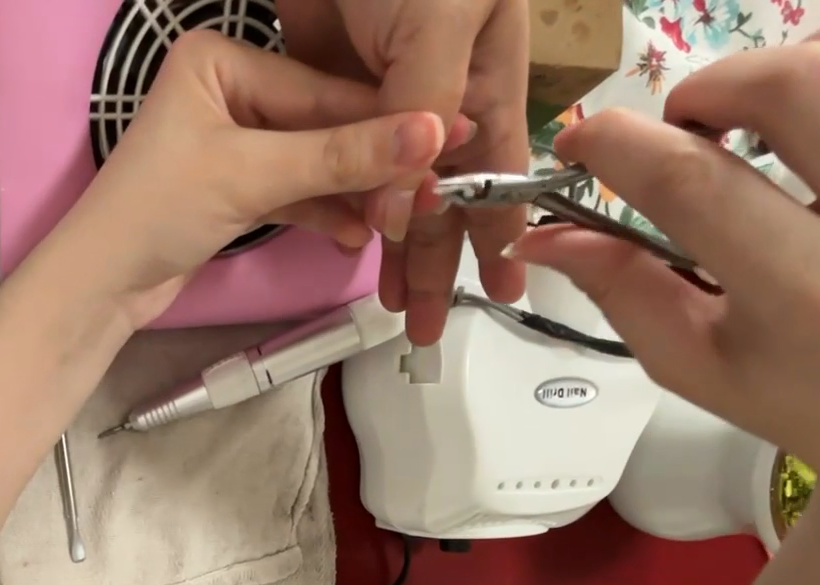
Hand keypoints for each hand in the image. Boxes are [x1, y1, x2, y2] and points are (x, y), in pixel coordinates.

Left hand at [42, 31, 444, 328]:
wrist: (100, 287)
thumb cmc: (154, 214)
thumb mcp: (251, 176)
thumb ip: (339, 157)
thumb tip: (428, 134)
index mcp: (219, 61)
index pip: (319, 89)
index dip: (383, 118)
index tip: (446, 135)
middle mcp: (225, 93)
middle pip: (318, 125)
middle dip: (369, 161)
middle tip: (434, 181)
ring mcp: (228, 143)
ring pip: (307, 163)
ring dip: (348, 193)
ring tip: (397, 217)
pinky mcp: (229, 190)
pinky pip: (288, 193)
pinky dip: (318, 213)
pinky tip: (356, 231)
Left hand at [280, 0, 531, 343]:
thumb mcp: (428, 24)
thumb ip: (416, 119)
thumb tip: (413, 211)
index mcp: (474, 61)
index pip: (490, 162)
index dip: (496, 225)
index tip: (506, 282)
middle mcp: (426, 84)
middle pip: (435, 185)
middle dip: (435, 254)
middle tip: (430, 320)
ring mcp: (367, 93)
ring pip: (382, 182)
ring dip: (387, 239)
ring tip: (393, 300)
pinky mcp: (313, 97)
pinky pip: (329, 163)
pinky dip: (337, 201)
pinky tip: (348, 241)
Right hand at [515, 0, 819, 519]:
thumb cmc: (811, 402)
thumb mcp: (695, 363)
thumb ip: (620, 289)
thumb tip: (541, 235)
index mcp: (813, 297)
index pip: (693, 183)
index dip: (618, 144)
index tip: (581, 139)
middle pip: (805, 83)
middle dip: (715, 85)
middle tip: (688, 121)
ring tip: (794, 92)